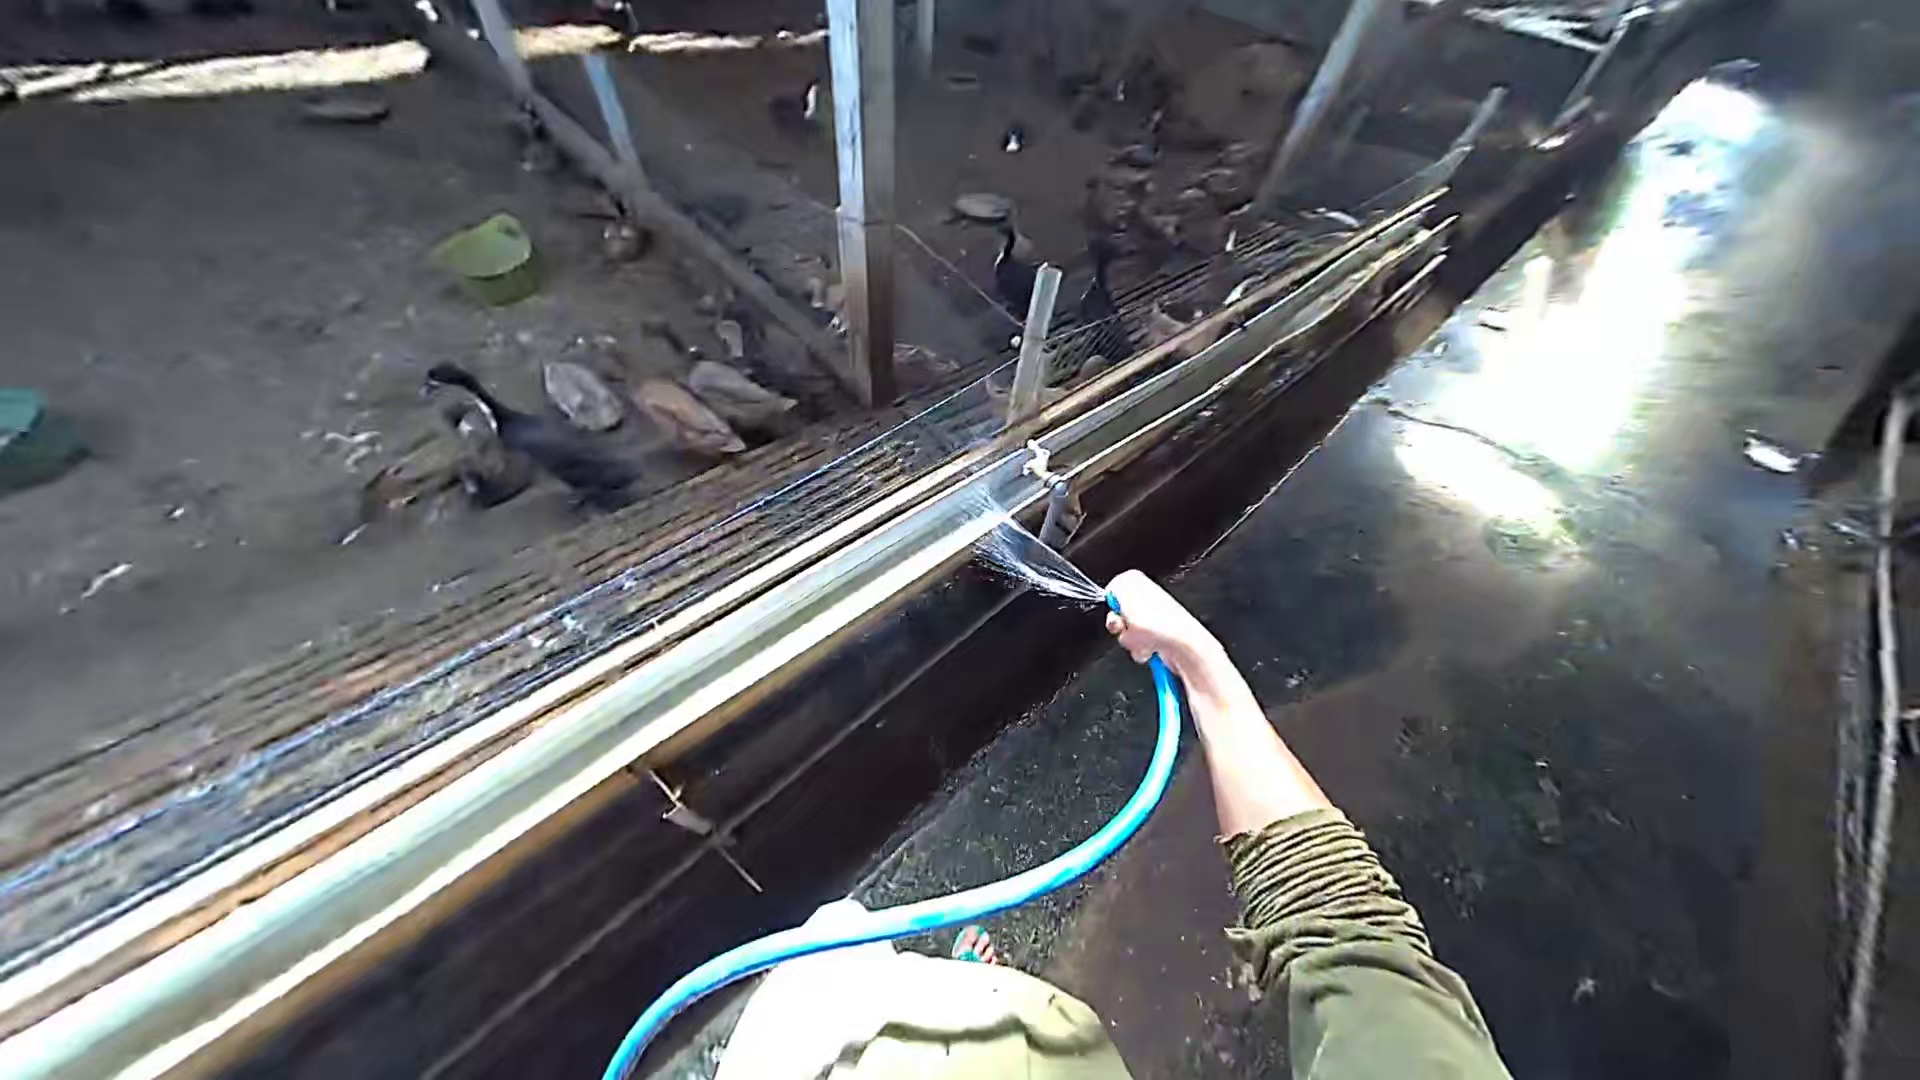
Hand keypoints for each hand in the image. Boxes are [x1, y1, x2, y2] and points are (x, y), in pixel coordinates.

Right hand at [1104, 570, 1219, 676]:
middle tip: (1127, 627)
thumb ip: (1113, 586)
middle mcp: (1147, 599)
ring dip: (1129, 640)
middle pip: (1117, 614)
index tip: (1117, 611)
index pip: (1112, 592)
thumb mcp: (1126, 593)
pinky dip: (1140, 649)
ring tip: (1143, 640)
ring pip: (1125, 633)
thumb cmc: (1158, 621)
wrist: (1181, 647)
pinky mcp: (1156, 638)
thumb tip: (1111, 590)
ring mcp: (1151, 620)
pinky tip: (1149, 649)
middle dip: (1119, 625)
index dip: (1112, 605)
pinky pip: (1136, 645)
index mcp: (1139, 582)